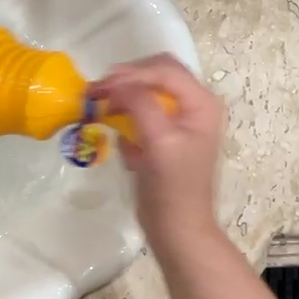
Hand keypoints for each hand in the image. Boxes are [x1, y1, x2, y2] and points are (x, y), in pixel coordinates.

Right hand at [89, 54, 226, 250]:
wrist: (177, 227)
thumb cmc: (172, 187)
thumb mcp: (159, 141)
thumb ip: (141, 105)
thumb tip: (117, 85)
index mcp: (202, 103)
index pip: (164, 70)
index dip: (131, 74)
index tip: (100, 88)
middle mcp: (194, 106)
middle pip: (157, 75)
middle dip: (126, 81)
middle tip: (97, 93)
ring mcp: (180, 122)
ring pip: (148, 93)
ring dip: (124, 98)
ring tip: (102, 110)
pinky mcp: (164, 138)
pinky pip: (142, 116)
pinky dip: (127, 119)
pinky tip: (119, 134)